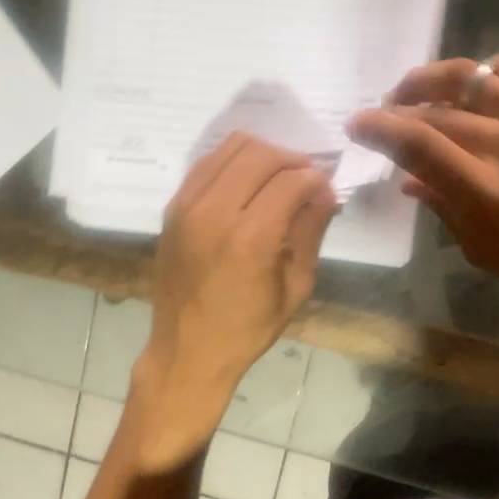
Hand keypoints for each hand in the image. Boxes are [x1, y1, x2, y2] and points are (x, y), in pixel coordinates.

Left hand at [131, 132, 335, 468]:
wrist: (187, 351)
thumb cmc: (246, 331)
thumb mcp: (293, 290)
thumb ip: (310, 235)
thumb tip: (325, 194)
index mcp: (251, 240)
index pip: (292, 181)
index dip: (316, 180)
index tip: (325, 193)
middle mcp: (216, 212)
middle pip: (262, 154)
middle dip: (292, 161)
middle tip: (305, 181)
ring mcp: (188, 206)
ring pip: (231, 147)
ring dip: (263, 155)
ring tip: (278, 178)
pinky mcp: (173, 207)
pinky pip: (206, 163)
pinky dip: (232, 163)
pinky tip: (246, 184)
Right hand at [347, 56, 498, 321]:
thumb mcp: (485, 252)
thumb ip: (444, 209)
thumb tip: (408, 180)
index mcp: (487, 193)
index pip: (419, 144)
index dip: (379, 129)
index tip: (357, 124)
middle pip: (438, 111)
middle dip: (399, 108)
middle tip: (382, 115)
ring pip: (472, 77)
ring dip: (432, 80)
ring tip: (413, 91)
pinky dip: (479, 76)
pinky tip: (467, 90)